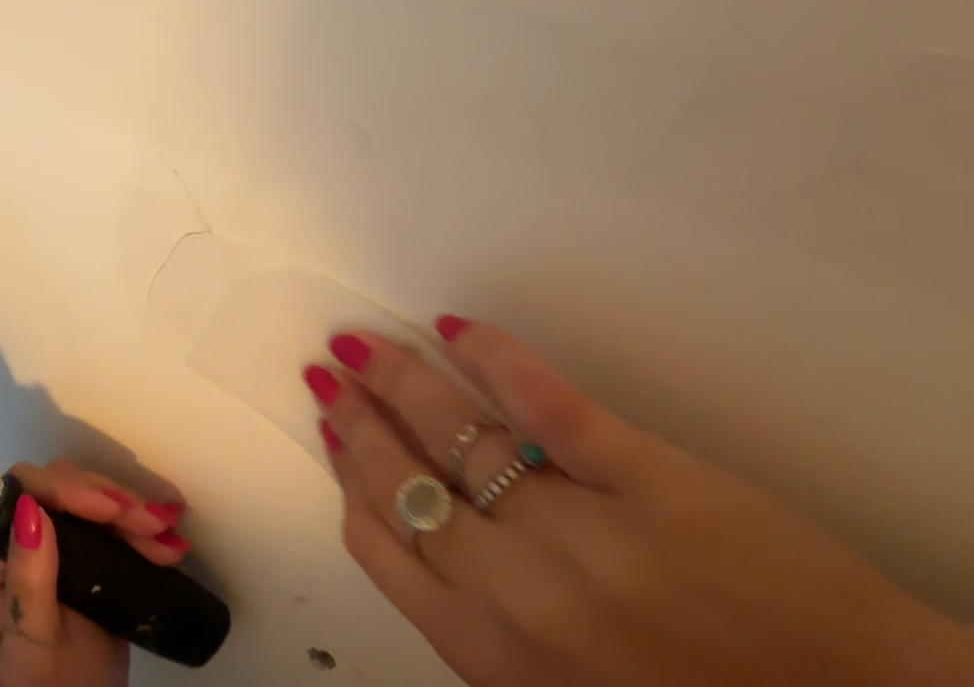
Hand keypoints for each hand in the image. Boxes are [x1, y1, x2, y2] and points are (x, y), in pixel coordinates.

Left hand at [0, 460, 190, 686]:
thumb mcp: (32, 643)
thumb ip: (28, 580)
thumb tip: (30, 509)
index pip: (16, 495)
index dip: (63, 490)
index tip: (108, 509)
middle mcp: (8, 536)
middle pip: (58, 486)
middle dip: (110, 501)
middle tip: (154, 525)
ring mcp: (45, 535)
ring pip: (88, 493)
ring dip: (132, 509)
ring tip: (168, 533)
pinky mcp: (79, 543)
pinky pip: (108, 514)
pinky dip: (140, 519)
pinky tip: (169, 530)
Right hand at [308, 317, 973, 686]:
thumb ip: (474, 621)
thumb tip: (410, 527)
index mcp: (486, 648)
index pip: (378, 538)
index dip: (344, 474)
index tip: (328, 429)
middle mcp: (515, 585)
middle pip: (401, 475)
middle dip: (354, 416)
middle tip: (329, 370)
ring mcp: (576, 522)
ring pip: (452, 429)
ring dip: (398, 377)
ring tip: (366, 345)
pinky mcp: (644, 471)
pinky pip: (542, 399)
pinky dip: (492, 353)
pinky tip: (455, 326)